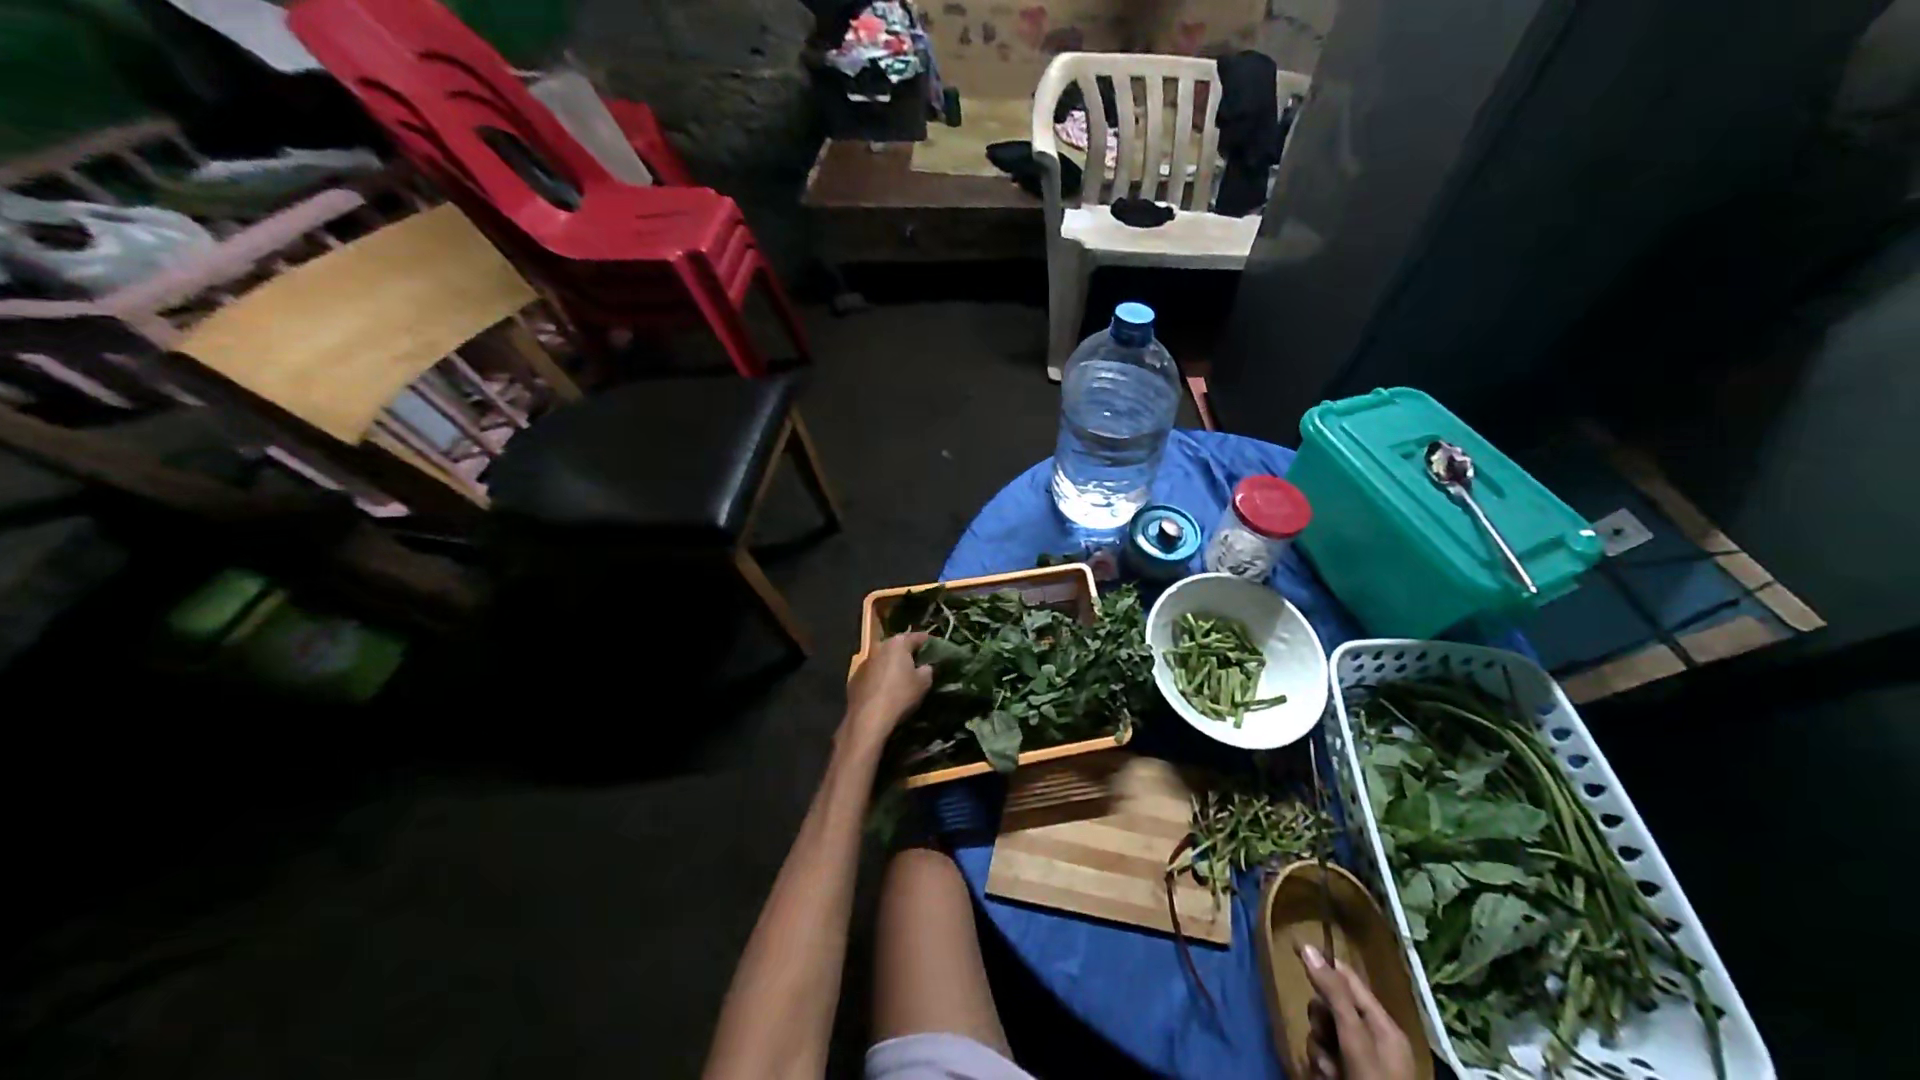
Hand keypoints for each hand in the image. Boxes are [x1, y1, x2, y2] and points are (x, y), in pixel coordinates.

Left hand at [843, 631, 932, 753]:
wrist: (868, 718)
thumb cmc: (900, 695)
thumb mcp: (923, 683)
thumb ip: (926, 670)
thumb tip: (924, 667)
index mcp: (897, 644)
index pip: (915, 637)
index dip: (926, 640)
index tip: (932, 643)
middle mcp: (878, 647)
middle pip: (896, 645)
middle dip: (906, 651)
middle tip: (916, 659)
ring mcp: (864, 662)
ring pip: (882, 658)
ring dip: (890, 663)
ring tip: (899, 674)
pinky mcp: (854, 678)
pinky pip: (872, 672)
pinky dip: (879, 676)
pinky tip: (884, 688)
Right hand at [1299, 944, 1417, 1079]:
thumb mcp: (1355, 1038)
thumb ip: (1333, 994)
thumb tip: (1307, 947)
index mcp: (1382, 1025)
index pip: (1348, 980)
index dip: (1323, 963)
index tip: (1294, 947)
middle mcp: (1370, 1039)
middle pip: (1329, 1007)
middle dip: (1319, 1020)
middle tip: (1326, 1036)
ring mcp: (1356, 1060)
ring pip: (1320, 1034)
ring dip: (1318, 1049)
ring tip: (1330, 1071)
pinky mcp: (1343, 1076)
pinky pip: (1320, 1057)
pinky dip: (1320, 1067)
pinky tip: (1328, 1079)